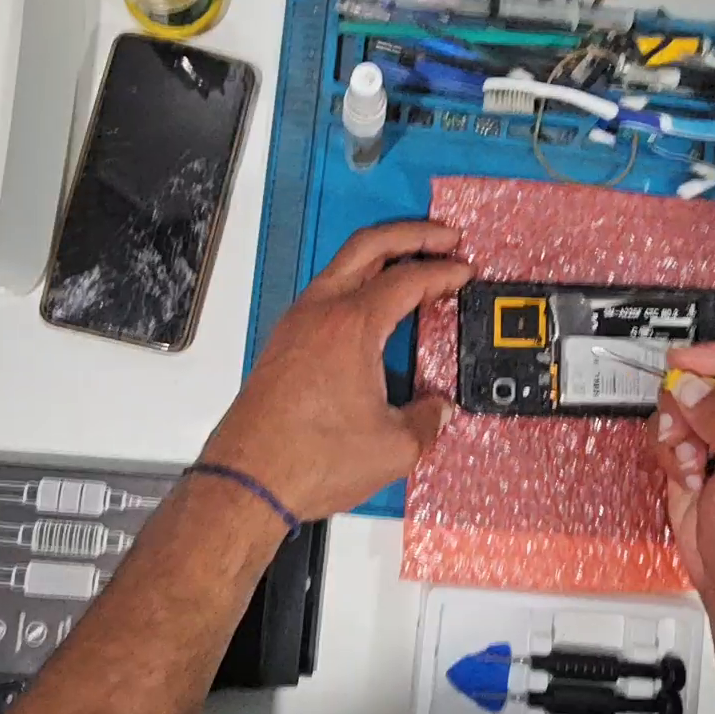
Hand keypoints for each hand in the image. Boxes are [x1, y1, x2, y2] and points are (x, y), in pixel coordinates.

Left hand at [202, 221, 471, 520]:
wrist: (247, 479)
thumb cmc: (313, 458)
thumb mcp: (393, 446)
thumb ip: (427, 419)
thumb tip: (439, 408)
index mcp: (351, 325)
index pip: (408, 278)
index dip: (444, 271)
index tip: (466, 272)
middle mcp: (320, 312)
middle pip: (369, 245)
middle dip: (413, 234)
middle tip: (446, 237)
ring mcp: (297, 323)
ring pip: (343, 265)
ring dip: (382, 256)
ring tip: (415, 265)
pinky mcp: (285, 343)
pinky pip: (327, 293)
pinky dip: (358, 284)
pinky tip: (376, 309)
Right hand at [646, 335, 714, 616]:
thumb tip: (693, 387)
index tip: (686, 365)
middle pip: (714, 371)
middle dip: (692, 401)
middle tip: (687, 433)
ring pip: (683, 396)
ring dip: (677, 429)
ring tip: (691, 465)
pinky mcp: (693, 448)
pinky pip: (666, 424)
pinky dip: (666, 449)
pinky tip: (685, 477)